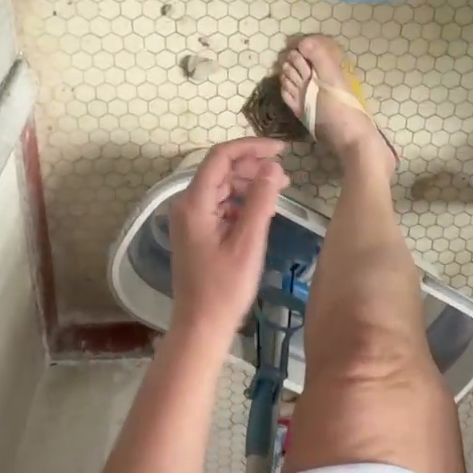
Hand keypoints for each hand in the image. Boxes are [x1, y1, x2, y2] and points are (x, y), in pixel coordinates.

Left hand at [169, 138, 288, 345]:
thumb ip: (261, 201)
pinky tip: (262, 210)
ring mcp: (190, 219)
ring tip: (279, 190)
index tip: (281, 149)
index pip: (220, 157)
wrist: (201, 326)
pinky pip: (220, 204)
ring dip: (249, 183)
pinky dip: (242, 201)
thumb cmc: (224, 288)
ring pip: (221, 186)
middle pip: (220, 170)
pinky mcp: (197, 232)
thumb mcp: (248, 242)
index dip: (251, 147)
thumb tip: (273, 167)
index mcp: (194, 203)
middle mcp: (187, 205)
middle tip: (285, 173)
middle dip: (253, 165)